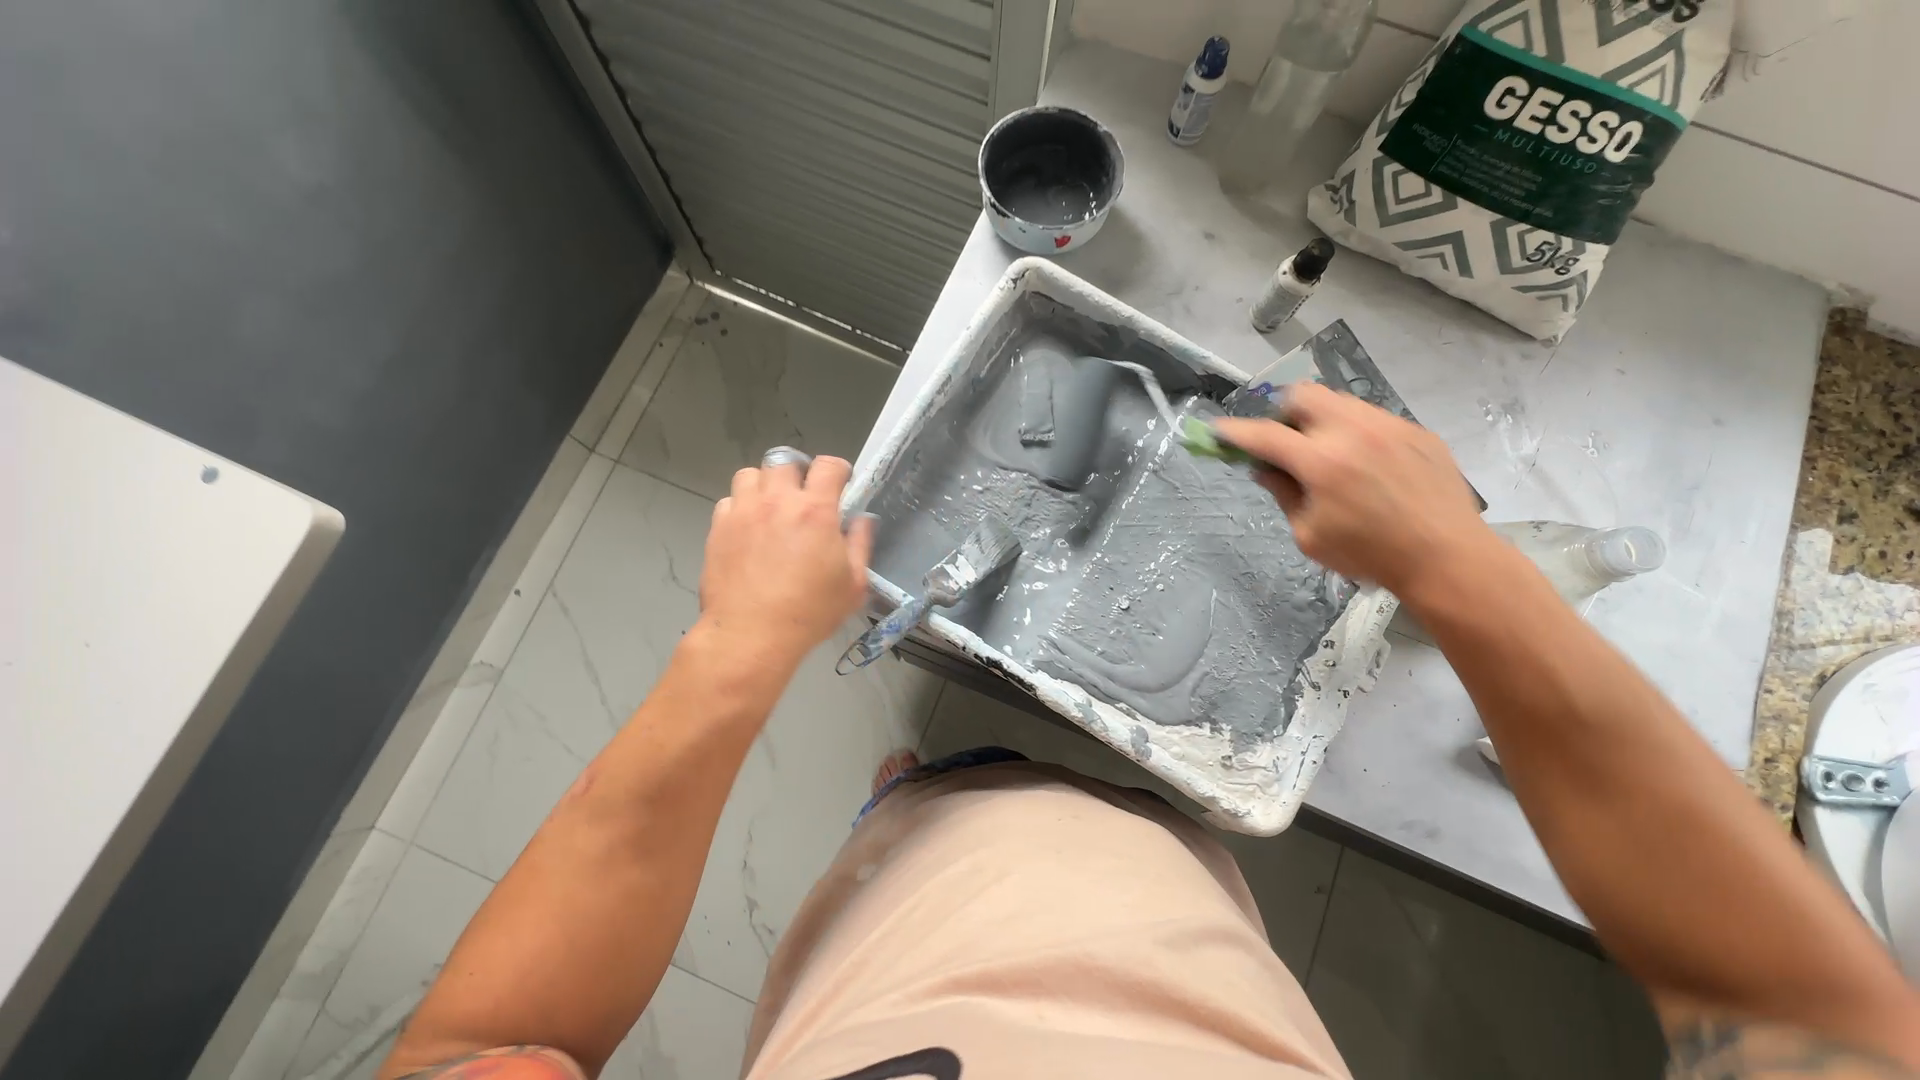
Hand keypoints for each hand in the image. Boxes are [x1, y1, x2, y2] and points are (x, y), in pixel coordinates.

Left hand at [698, 455, 871, 664]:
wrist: (751, 634)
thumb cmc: (809, 613)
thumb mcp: (853, 584)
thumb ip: (860, 544)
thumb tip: (862, 519)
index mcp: (815, 511)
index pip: (828, 466)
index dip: (837, 471)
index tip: (839, 485)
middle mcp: (777, 501)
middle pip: (785, 462)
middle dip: (797, 474)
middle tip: (802, 497)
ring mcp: (743, 512)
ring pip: (751, 475)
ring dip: (764, 485)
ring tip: (770, 507)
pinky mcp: (718, 528)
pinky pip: (728, 501)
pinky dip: (740, 507)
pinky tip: (747, 528)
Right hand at [1212, 381, 1490, 598]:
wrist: (1446, 557)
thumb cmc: (1370, 555)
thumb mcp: (1310, 536)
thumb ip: (1283, 495)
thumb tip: (1266, 469)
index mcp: (1321, 462)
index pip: (1265, 435)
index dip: (1236, 432)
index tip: (1218, 429)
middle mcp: (1353, 431)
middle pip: (1303, 395)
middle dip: (1283, 413)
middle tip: (1284, 441)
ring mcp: (1389, 426)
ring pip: (1340, 402)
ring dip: (1321, 419)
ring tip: (1328, 453)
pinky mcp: (1416, 431)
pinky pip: (1374, 419)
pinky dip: (1356, 433)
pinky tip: (1368, 467)